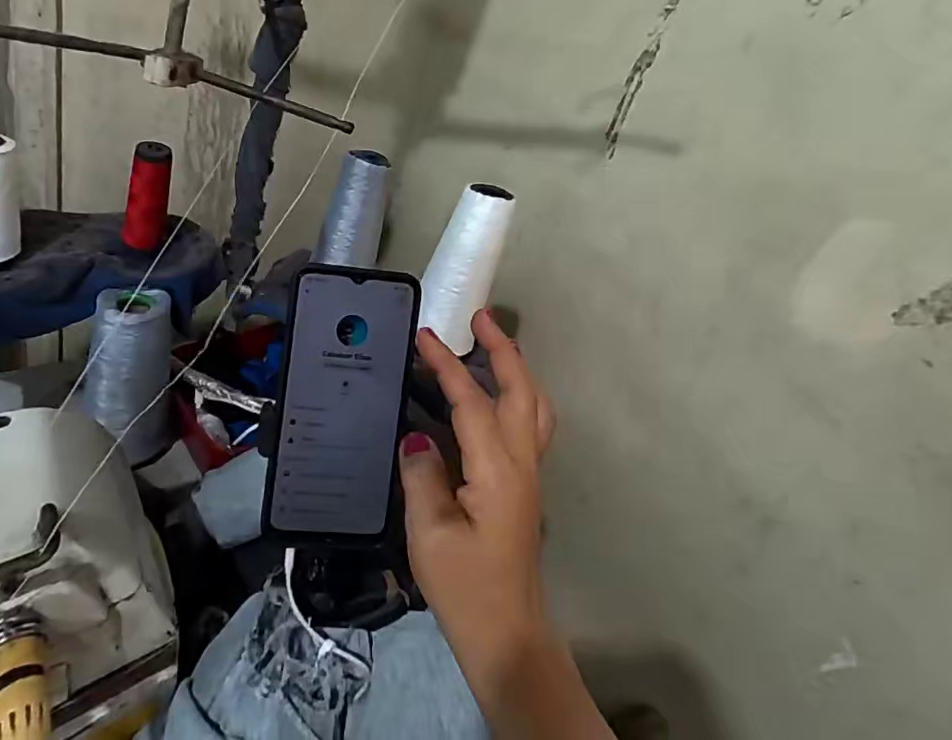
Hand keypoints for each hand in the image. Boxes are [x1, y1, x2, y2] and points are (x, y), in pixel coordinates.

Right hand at [400, 310, 606, 739]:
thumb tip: (417, 435)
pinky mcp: (520, 488)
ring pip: (534, 410)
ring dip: (516, 371)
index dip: (449, 366)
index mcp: (498, 472)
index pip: (474, 404)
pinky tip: (490, 397)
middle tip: (481, 318)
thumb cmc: (464, 584)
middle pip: (523, 395)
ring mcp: (527, 477)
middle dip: (505, 352)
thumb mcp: (429, 531)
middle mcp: (522, 467)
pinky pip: (526, 427)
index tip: (425, 336)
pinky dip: (513, 396)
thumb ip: (421, 474)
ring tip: (491, 346)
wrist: (505, 633)